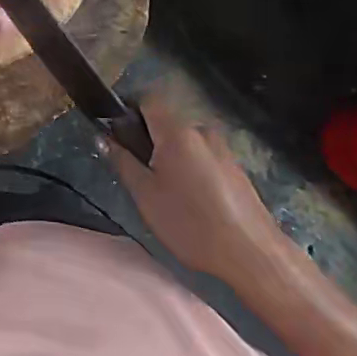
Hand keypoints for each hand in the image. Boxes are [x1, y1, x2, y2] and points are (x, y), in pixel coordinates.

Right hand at [104, 76, 289, 284]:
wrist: (253, 256)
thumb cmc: (190, 223)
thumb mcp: (145, 194)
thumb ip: (122, 160)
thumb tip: (103, 137)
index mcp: (177, 132)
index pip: (148, 99)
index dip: (128, 109)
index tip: (117, 133)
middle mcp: (202, 132)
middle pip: (166, 122)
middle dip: (149, 139)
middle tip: (139, 172)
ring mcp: (223, 149)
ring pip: (184, 141)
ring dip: (170, 156)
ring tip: (166, 192)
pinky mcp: (235, 169)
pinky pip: (202, 156)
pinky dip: (190, 169)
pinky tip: (191, 201)